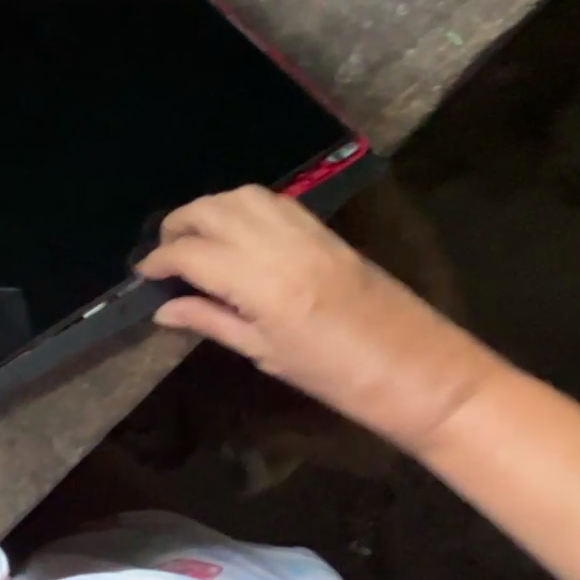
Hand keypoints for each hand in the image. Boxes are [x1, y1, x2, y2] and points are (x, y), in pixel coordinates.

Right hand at [137, 186, 505, 452]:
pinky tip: (239, 231)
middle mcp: (279, 248)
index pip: (188, 254)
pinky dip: (243, 207)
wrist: (434, 382)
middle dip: (176, 227)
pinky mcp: (327, 233)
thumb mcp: (268, 356)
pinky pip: (272, 201)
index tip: (145, 275)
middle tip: (169, 255)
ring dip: (208, 210)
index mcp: (262, 285)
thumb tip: (161, 308)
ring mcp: (306, 235)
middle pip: (206, 212)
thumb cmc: (344, 381)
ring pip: (237, 197)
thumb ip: (210, 321)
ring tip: (200, 237)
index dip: (158, 262)